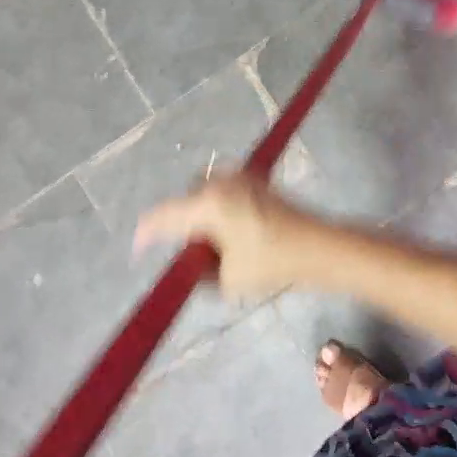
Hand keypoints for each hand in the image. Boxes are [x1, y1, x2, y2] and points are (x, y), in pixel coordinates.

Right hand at [132, 173, 315, 302]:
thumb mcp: (227, 279)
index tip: (137, 247)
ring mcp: (239, 177)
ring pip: (205, 194)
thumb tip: (192, 265)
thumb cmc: (271, 263)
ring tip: (213, 245)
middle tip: (189, 252)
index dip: (147, 233)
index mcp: (207, 204)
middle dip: (182, 224)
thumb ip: (200, 270)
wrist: (319, 248)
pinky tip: (232, 233)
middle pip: (185, 200)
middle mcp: (219, 183)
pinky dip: (220, 209)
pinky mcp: (256, 181)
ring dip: (202, 215)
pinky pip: (225, 192)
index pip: (164, 216)